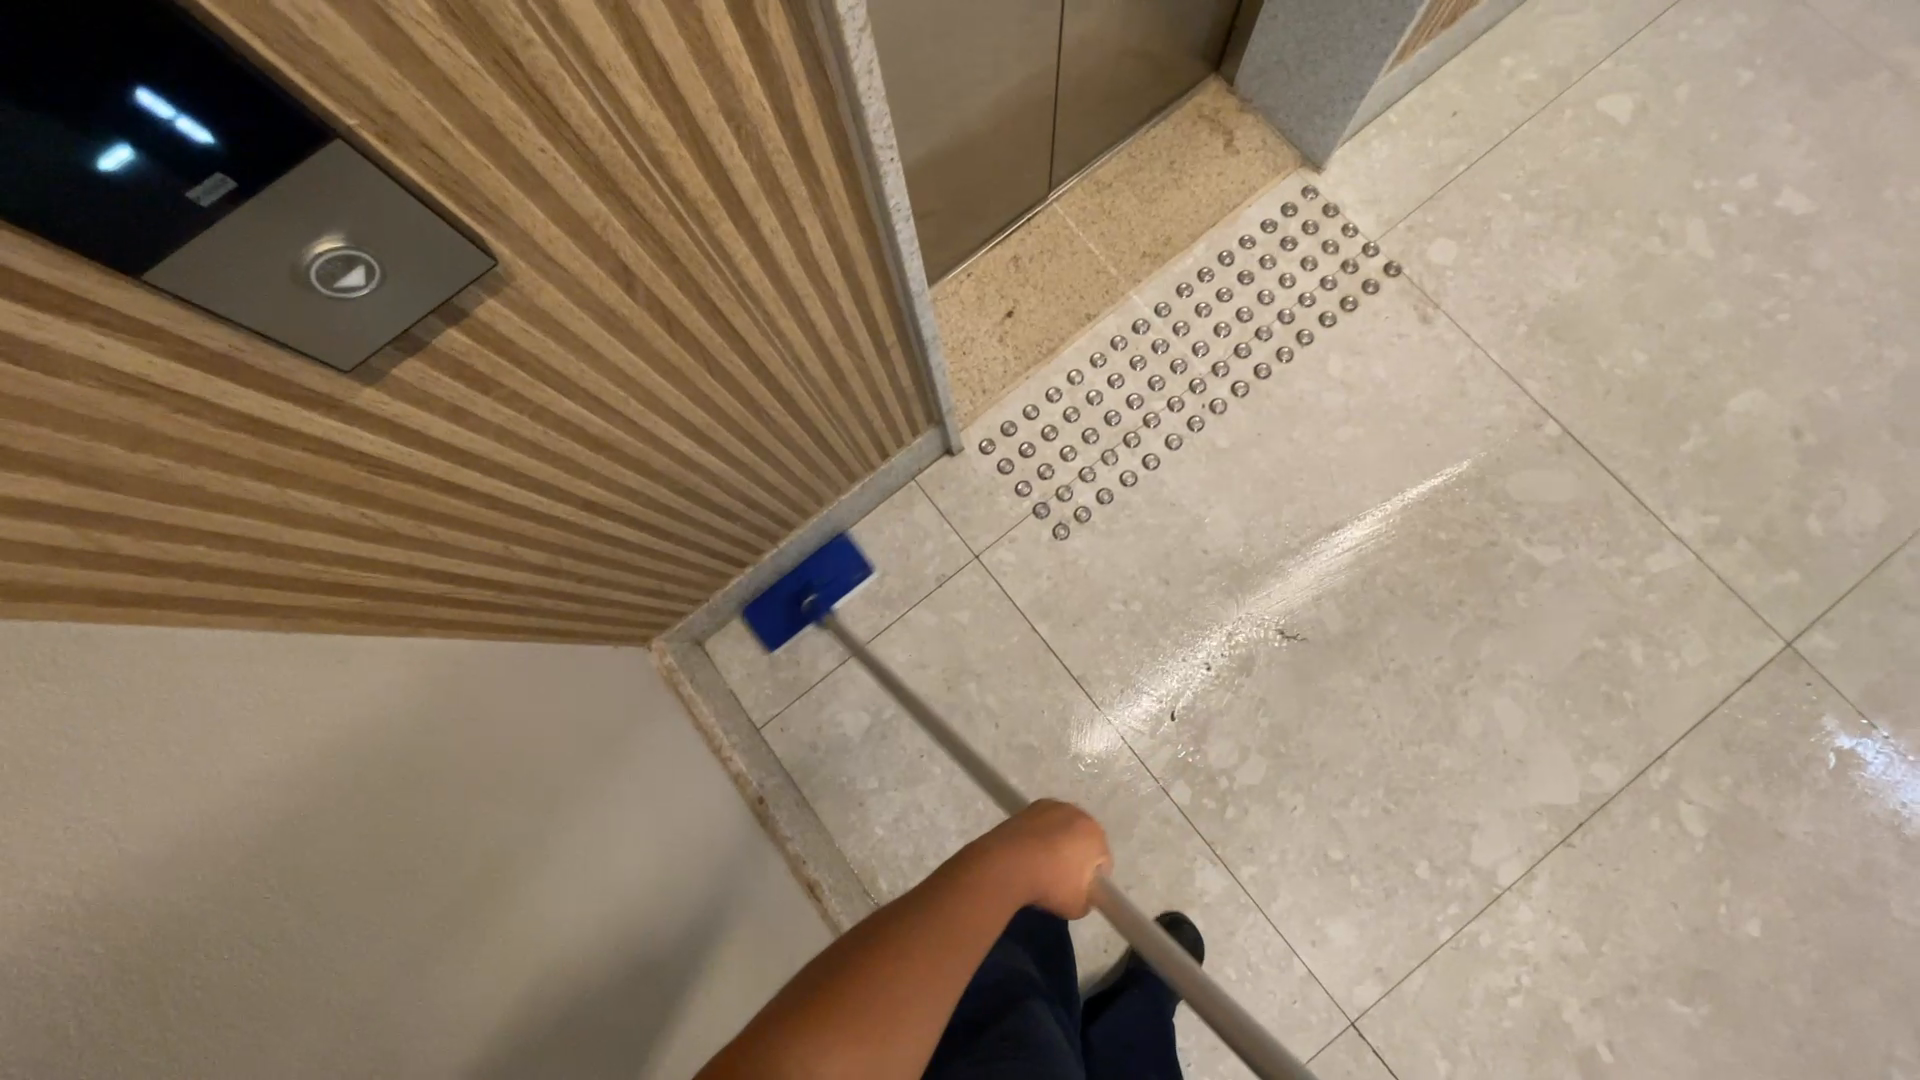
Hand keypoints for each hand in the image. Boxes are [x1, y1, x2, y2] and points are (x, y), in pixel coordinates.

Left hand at [967, 799, 1111, 918]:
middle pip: (1082, 840)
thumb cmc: (1049, 884)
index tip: (1079, 891)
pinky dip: (1037, 837)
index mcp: (1095, 834)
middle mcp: (1076, 813)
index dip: (1093, 879)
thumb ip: (1087, 900)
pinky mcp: (1027, 808)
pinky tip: (1027, 854)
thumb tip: (1082, 895)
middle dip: (1075, 857)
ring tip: (1040, 866)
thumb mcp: (1078, 907)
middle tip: (1061, 879)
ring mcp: (1050, 806)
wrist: (1006, 865)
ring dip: (1056, 844)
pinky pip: (1040, 826)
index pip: (1102, 861)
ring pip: (1061, 830)